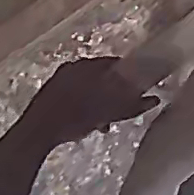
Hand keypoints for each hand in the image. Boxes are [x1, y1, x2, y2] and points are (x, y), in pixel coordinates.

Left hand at [14, 57, 159, 147]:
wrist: (37, 131)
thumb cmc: (77, 118)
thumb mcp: (110, 112)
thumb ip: (135, 105)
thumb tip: (156, 99)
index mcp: (90, 65)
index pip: (117, 63)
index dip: (130, 75)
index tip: (138, 89)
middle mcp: (75, 66)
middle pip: (102, 75)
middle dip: (113, 92)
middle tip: (120, 110)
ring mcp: (60, 77)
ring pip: (88, 85)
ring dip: (98, 100)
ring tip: (103, 121)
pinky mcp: (50, 90)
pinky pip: (74, 92)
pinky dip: (84, 103)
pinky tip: (86, 120)